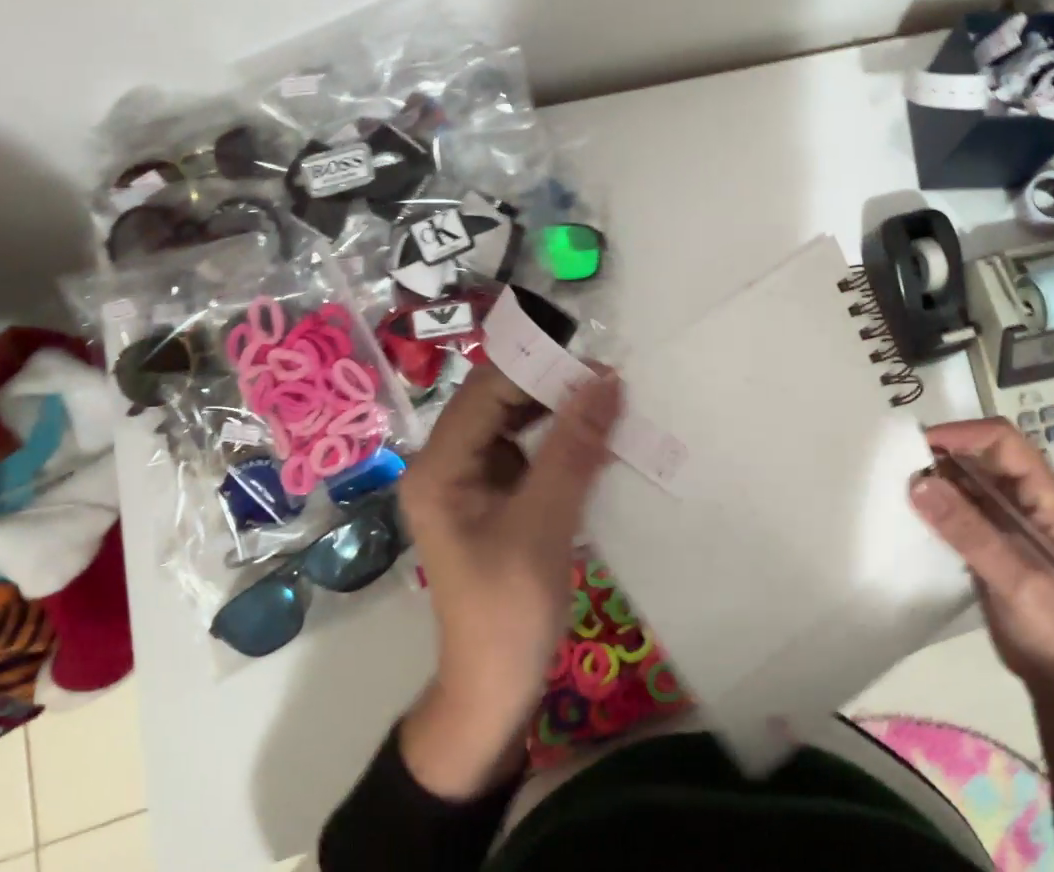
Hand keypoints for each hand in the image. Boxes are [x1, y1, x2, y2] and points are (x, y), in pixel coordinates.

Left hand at [395, 363, 620, 795]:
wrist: (495, 685)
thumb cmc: (509, 610)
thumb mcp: (544, 524)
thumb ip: (572, 449)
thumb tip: (606, 380)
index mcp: (439, 468)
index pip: (487, 392)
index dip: (542, 371)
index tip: (602, 369)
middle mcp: (447, 465)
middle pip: (498, 402)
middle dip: (553, 388)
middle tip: (614, 385)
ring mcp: (471, 482)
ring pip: (516, 423)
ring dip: (561, 412)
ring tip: (612, 406)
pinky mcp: (496, 499)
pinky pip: (529, 452)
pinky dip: (562, 443)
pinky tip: (598, 441)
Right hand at [909, 418, 1053, 680]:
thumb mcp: (1015, 575)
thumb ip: (968, 530)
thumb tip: (918, 482)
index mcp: (1046, 496)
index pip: (1002, 442)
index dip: (962, 434)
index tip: (918, 445)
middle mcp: (1026, 501)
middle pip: (982, 458)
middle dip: (943, 455)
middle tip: (898, 466)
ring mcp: (1007, 524)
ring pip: (968, 484)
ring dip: (937, 482)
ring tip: (897, 488)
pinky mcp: (989, 546)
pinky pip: (960, 514)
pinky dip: (936, 510)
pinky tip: (910, 517)